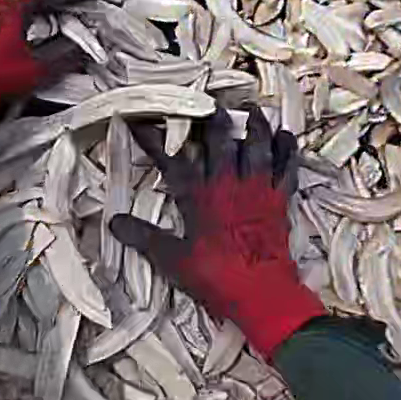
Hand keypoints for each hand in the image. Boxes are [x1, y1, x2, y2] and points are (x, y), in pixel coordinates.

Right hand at [108, 108, 324, 357]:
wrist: (263, 293)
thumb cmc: (214, 275)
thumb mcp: (170, 259)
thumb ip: (143, 237)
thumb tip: (113, 221)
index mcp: (198, 196)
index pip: (171, 161)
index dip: (154, 141)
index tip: (140, 123)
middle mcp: (228, 184)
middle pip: (219, 142)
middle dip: (211, 121)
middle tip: (207, 106)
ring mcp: (257, 189)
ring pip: (256, 147)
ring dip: (253, 126)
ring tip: (250, 109)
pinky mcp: (279, 200)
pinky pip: (286, 167)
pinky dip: (287, 150)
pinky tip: (286, 136)